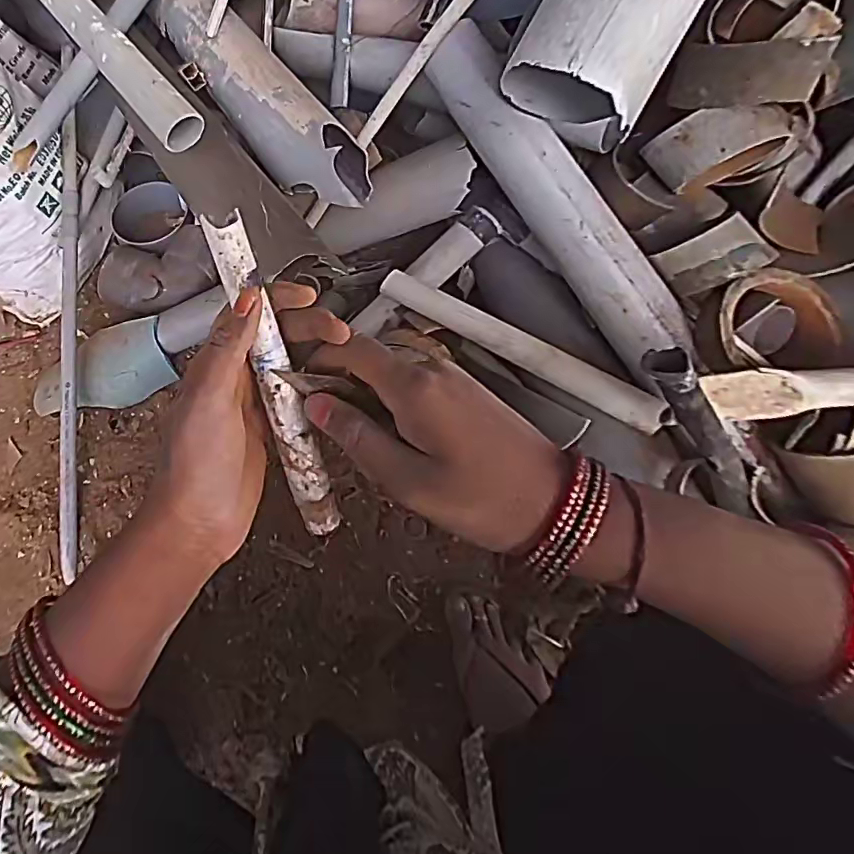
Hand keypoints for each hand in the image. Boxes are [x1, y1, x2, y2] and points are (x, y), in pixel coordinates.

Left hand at [141, 283, 319, 562]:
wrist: (199, 522)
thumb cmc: (191, 467)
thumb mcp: (208, 400)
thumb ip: (226, 349)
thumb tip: (245, 301)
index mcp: (214, 365)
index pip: (246, 315)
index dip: (275, 299)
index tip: (304, 295)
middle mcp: (234, 379)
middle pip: (275, 337)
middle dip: (307, 325)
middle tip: (336, 330)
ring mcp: (254, 405)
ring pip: (290, 365)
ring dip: (316, 355)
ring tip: (342, 354)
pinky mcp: (271, 430)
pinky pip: (298, 399)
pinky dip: (317, 389)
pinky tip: (335, 388)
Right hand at [276, 301, 567, 553]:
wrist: (556, 505)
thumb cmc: (483, 499)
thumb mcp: (405, 480)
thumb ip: (355, 436)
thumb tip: (317, 406)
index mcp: (413, 387)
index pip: (349, 348)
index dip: (316, 358)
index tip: (297, 382)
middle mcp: (431, 369)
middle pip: (366, 353)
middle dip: (336, 376)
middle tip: (321, 415)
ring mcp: (449, 375)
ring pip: (386, 364)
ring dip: (361, 386)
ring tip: (354, 427)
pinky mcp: (461, 387)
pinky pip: (410, 376)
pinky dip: (387, 392)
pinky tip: (387, 428)